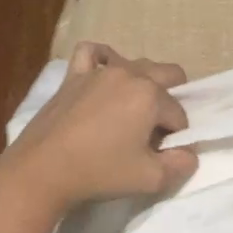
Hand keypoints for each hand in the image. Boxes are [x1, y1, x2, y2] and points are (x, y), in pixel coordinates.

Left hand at [0, 42, 197, 232]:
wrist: (43, 170)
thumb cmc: (101, 172)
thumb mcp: (151, 179)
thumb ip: (180, 165)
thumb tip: (188, 154)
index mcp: (150, 96)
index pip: (179, 114)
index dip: (176, 136)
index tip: (161, 154)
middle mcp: (128, 74)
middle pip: (167, 75)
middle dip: (171, 100)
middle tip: (156, 130)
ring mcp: (98, 71)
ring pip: (134, 64)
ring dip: (144, 83)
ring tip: (133, 110)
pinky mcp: (73, 76)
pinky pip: (92, 53)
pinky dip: (104, 59)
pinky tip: (104, 74)